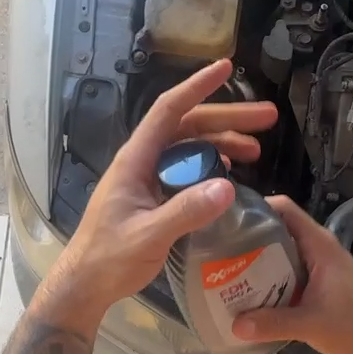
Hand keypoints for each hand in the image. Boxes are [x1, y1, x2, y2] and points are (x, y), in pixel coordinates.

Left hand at [31, 59, 278, 329]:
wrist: (84, 286)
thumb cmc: (108, 258)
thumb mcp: (148, 235)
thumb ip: (186, 211)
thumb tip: (227, 185)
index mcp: (136, 159)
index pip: (169, 110)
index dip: (197, 86)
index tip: (226, 67)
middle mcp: (143, 161)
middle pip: (189, 127)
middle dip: (227, 118)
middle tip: (267, 118)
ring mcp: (149, 180)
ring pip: (191, 149)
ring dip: (223, 143)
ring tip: (256, 150)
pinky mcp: (155, 198)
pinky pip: (187, 173)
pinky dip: (211, 167)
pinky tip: (229, 175)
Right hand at [230, 196, 352, 353]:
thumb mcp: (310, 324)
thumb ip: (273, 323)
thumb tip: (234, 324)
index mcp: (319, 244)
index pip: (284, 208)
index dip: (257, 207)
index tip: (229, 218)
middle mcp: (319, 246)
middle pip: (280, 227)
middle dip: (252, 234)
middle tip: (222, 246)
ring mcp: (321, 262)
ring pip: (284, 248)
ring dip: (260, 255)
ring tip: (230, 267)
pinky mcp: (322, 278)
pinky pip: (291, 265)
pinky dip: (272, 272)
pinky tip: (254, 289)